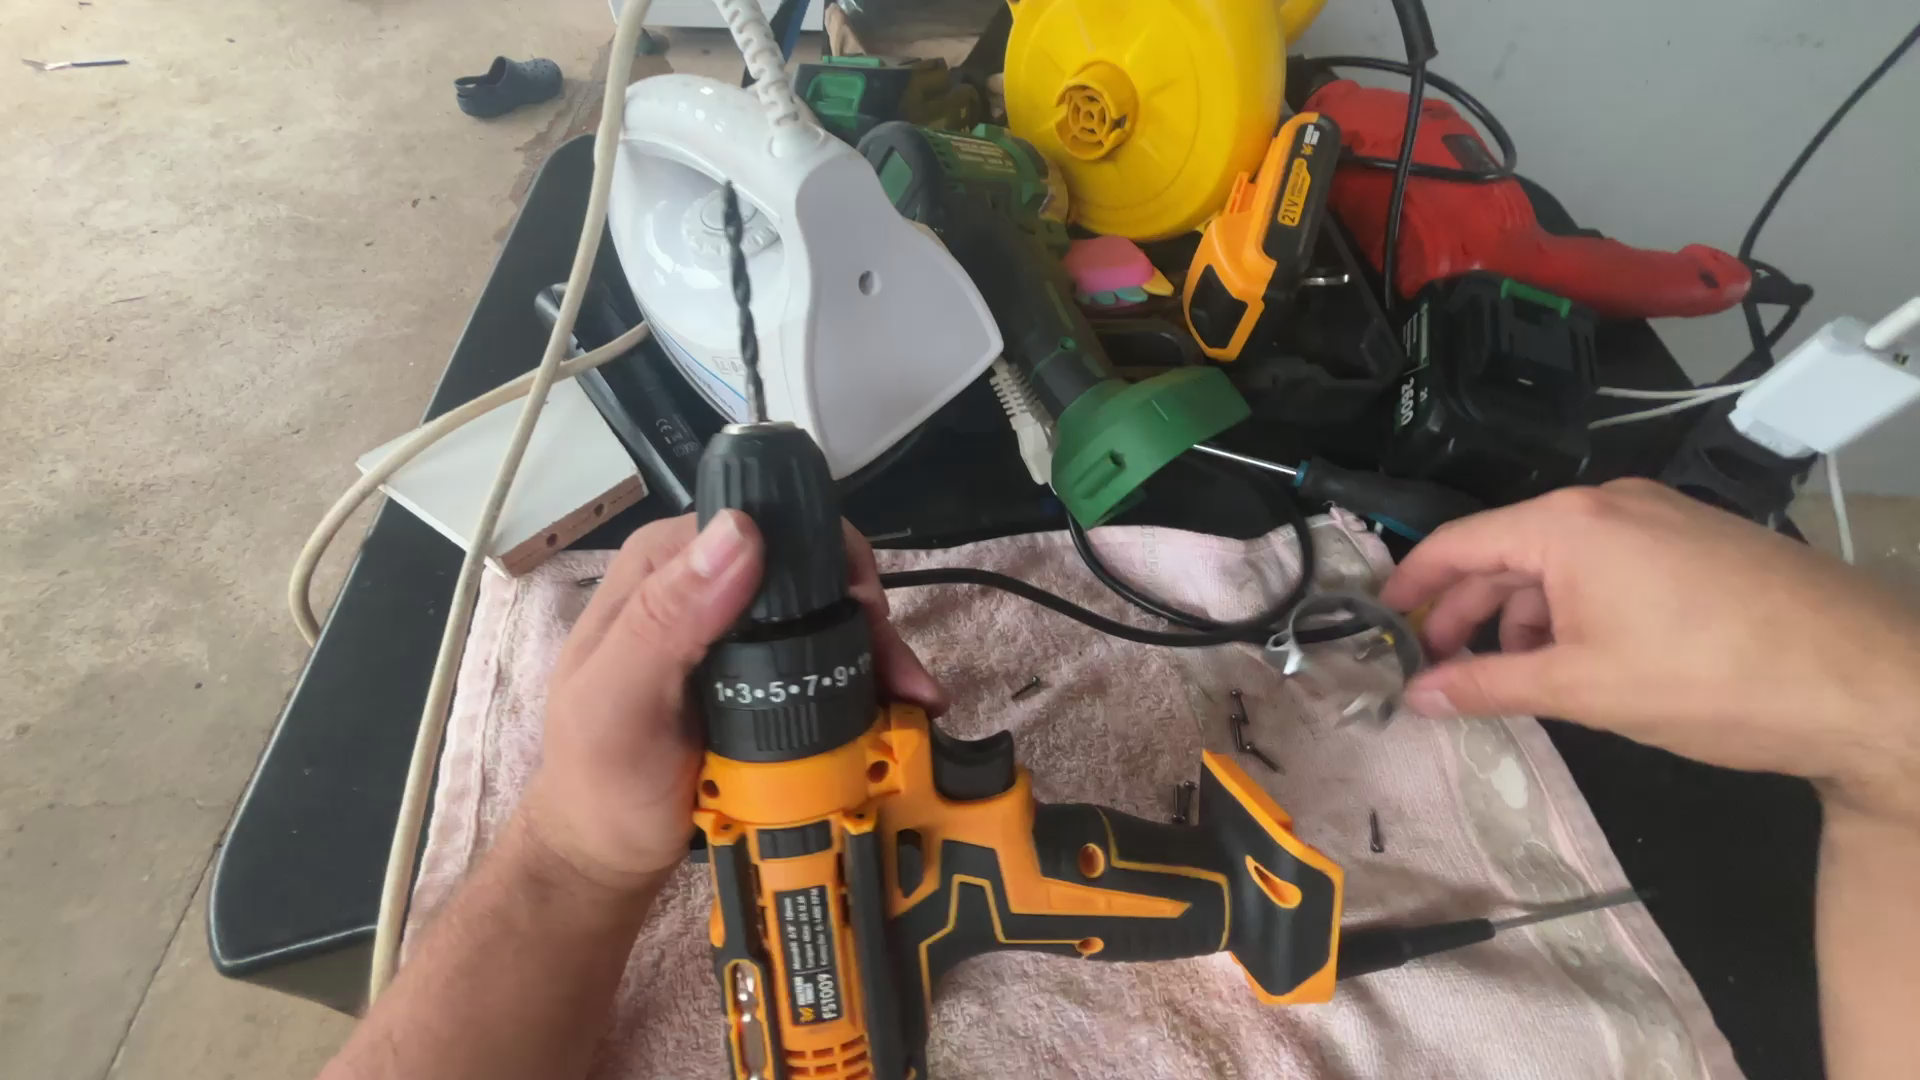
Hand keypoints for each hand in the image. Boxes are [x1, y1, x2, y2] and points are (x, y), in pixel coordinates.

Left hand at [519, 511, 945, 893]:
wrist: (610, 853)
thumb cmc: (602, 781)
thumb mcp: (617, 701)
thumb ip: (664, 620)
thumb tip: (742, 531)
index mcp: (666, 564)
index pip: (762, 525)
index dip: (824, 556)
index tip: (864, 608)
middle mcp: (708, 583)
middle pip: (810, 570)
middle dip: (864, 612)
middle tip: (896, 667)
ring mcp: (741, 630)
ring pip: (828, 612)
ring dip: (878, 649)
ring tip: (914, 696)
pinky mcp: (766, 672)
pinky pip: (829, 656)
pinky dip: (868, 678)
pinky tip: (901, 705)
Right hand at [1382, 479, 1919, 828]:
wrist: (1894, 693)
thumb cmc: (1718, 681)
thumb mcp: (1582, 690)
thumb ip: (1483, 686)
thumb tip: (1415, 697)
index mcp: (1566, 526)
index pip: (1454, 544)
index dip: (1409, 584)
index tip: (1381, 618)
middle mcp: (1605, 506)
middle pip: (1500, 552)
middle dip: (1463, 609)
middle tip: (1437, 660)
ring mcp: (1655, 517)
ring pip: (1550, 561)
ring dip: (1515, 613)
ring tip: (1509, 668)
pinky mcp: (1693, 539)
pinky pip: (1598, 564)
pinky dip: (1566, 605)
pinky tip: (1573, 652)